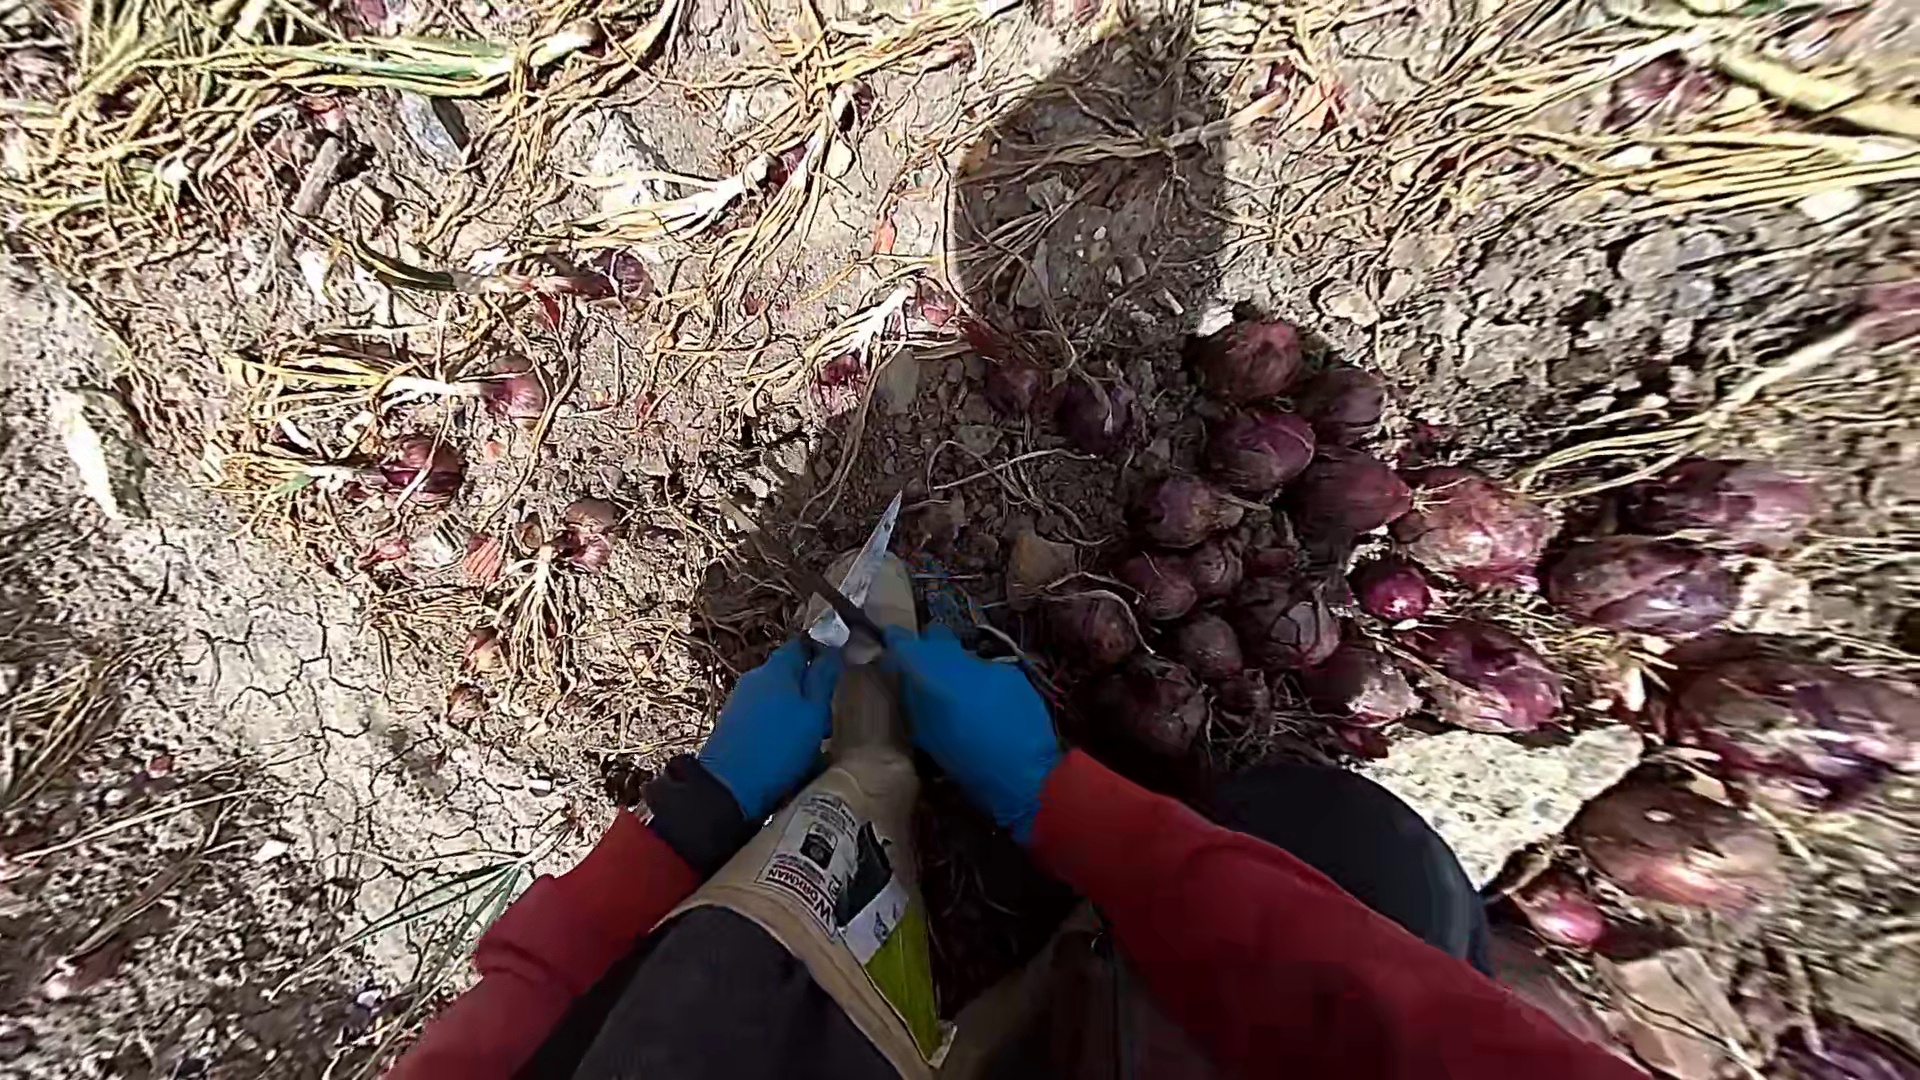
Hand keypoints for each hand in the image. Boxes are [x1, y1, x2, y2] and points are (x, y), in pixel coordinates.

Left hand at [698, 640, 843, 819]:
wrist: (728, 788)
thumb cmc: (779, 746)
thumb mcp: (813, 713)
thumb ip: (823, 678)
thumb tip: (832, 650)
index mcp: (777, 669)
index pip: (802, 644)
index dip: (822, 650)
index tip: (837, 668)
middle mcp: (756, 677)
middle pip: (791, 672)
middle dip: (811, 688)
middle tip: (827, 714)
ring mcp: (741, 699)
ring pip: (779, 695)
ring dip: (797, 710)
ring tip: (812, 738)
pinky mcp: (733, 722)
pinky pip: (765, 713)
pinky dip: (780, 724)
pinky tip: (790, 749)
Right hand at [882, 625, 1060, 841]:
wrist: (1027, 775)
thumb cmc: (969, 765)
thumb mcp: (930, 738)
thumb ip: (916, 702)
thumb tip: (906, 681)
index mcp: (935, 680)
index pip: (907, 647)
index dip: (896, 643)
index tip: (890, 645)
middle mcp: (963, 664)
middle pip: (938, 638)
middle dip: (928, 648)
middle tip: (924, 669)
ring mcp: (991, 667)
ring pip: (964, 655)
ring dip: (957, 668)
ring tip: (959, 694)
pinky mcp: (1013, 675)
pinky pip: (987, 670)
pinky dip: (980, 681)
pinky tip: (986, 703)